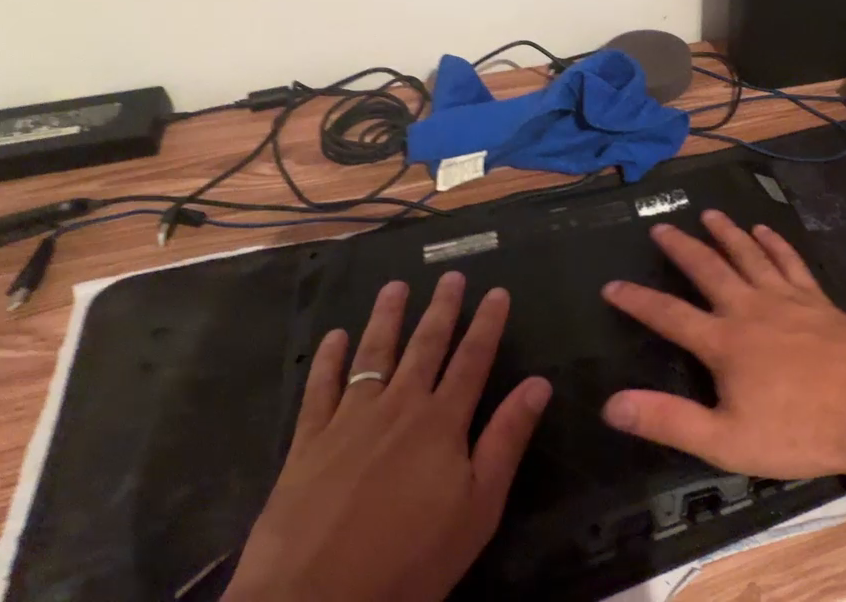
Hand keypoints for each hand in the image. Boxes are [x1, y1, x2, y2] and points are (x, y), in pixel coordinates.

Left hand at [225, 273, 551, 601]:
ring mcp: (348, 421)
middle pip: (424, 347)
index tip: (498, 292)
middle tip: (451, 276)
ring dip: (387, 318)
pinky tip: (334, 337)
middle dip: (441, 309)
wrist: (314, 600)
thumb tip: (538, 383)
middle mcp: (398, 407)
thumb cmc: (410, 559)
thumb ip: (506, 440)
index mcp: (442, 422)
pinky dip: (328, 359)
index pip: (472, 360)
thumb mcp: (478, 507)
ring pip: (372, 354)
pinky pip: (319, 388)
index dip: (487, 324)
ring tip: (396, 286)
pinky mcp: (307, 442)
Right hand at [600, 210, 845, 514]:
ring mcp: (787, 298)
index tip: (611, 284)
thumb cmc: (799, 431)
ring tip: (708, 214)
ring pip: (749, 254)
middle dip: (681, 248)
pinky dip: (774, 242)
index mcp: (724, 342)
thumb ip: (668, 420)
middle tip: (660, 227)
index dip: (637, 300)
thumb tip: (612, 404)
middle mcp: (750, 308)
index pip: (668, 315)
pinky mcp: (817, 299)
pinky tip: (764, 230)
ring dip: (726, 233)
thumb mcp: (726, 440)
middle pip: (708, 269)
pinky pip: (790, 261)